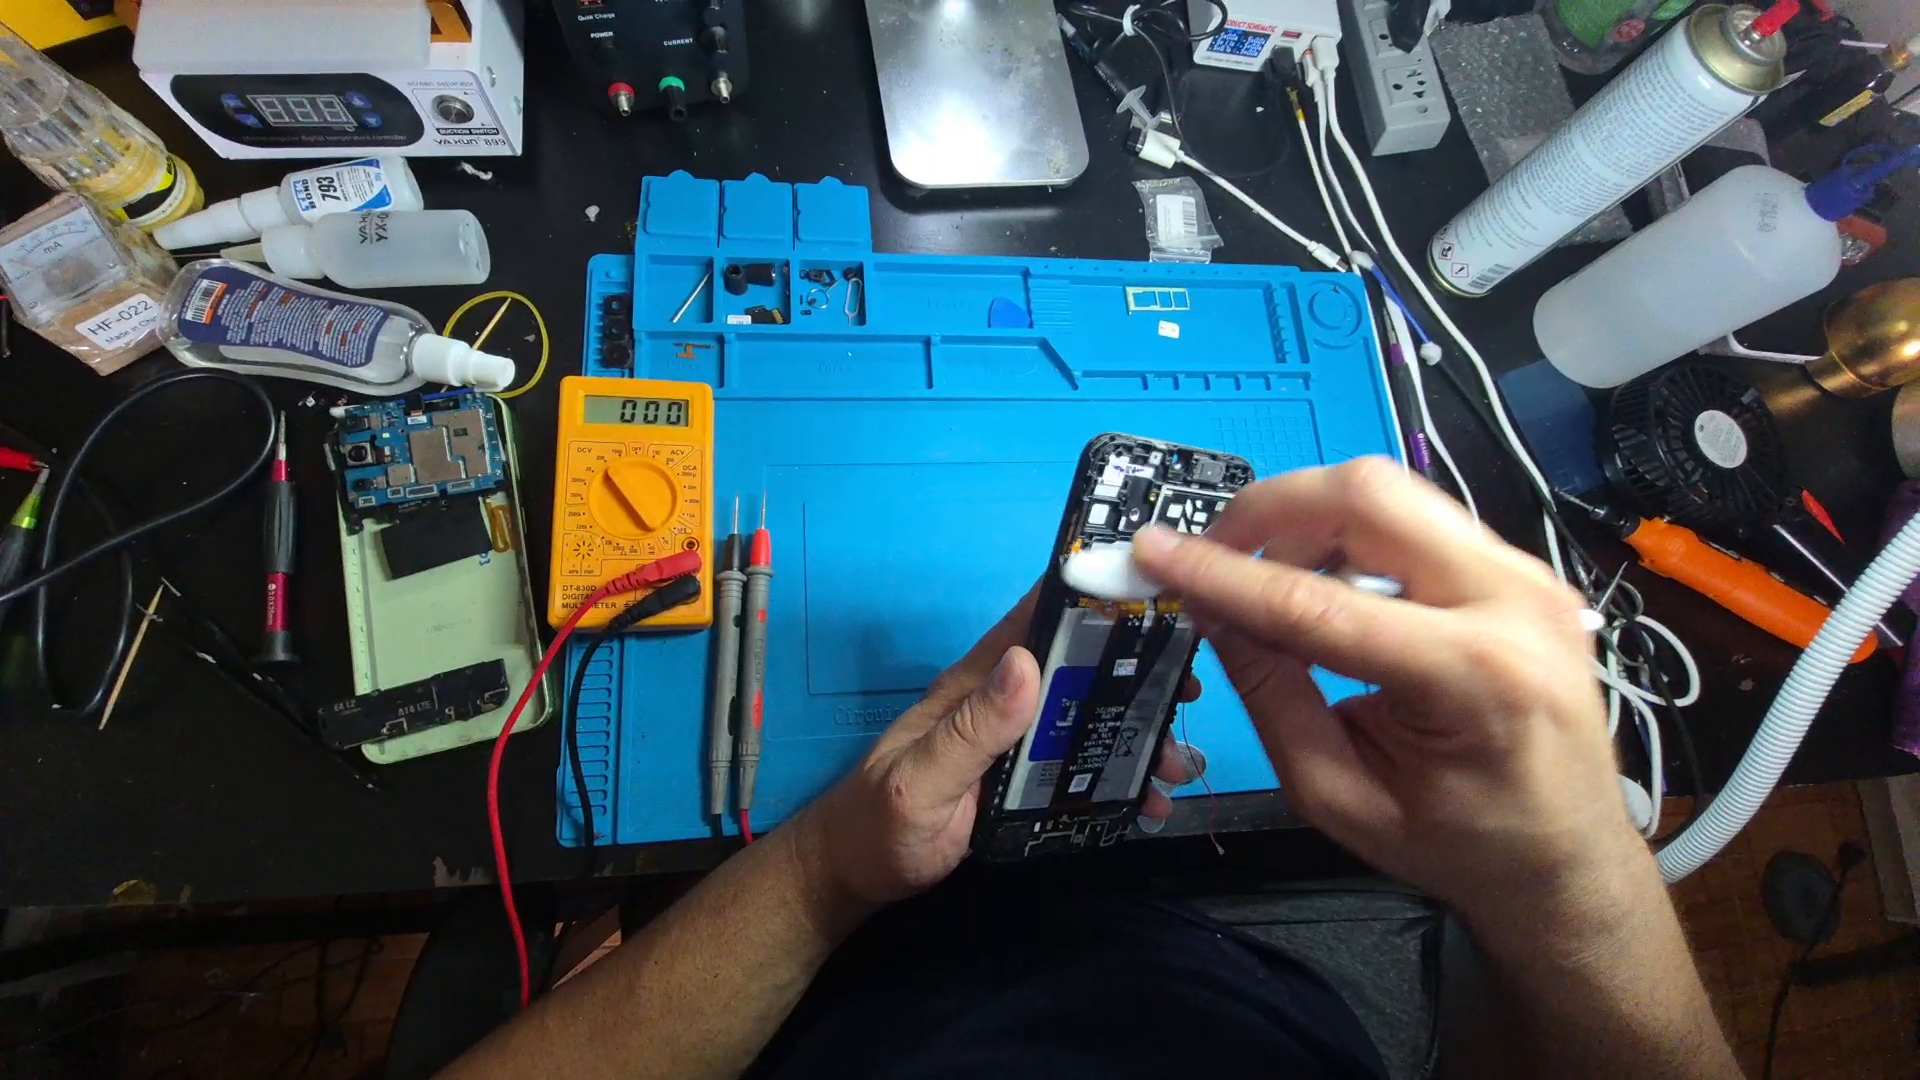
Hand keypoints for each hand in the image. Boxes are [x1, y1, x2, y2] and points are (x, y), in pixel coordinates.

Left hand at [793, 590, 1206, 916]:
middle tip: (1187, 692)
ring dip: (1136, 732)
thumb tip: (1027, 660)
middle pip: (1077, 670)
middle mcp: (1002, 702)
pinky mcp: (1025, 778)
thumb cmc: (878, 824)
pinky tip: (1148, 797)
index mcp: (975, 685)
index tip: (1149, 598)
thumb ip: (970, 728)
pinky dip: (1120, 776)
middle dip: (1136, 674)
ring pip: (1088, 719)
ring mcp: (1016, 741)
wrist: (860, 872)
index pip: (1032, 623)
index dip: (1086, 600)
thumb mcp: (920, 780)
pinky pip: (1082, 766)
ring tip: (1177, 763)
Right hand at [1130, 459, 1644, 925]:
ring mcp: (1524, 575)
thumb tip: (1209, 609)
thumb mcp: (1333, 789)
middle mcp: (1514, 601)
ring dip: (1302, 519)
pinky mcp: (1514, 568)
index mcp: (1475, 677)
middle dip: (1268, 511)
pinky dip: (1338, 534)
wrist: (1568, 860)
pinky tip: (1317, 582)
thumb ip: (1266, 690)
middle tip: (1215, 554)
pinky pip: (1406, 516)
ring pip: (1386, 492)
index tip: (1155, 552)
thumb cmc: (1455, 844)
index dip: (1220, 574)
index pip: (1315, 602)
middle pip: (1367, 498)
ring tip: (1265, 577)